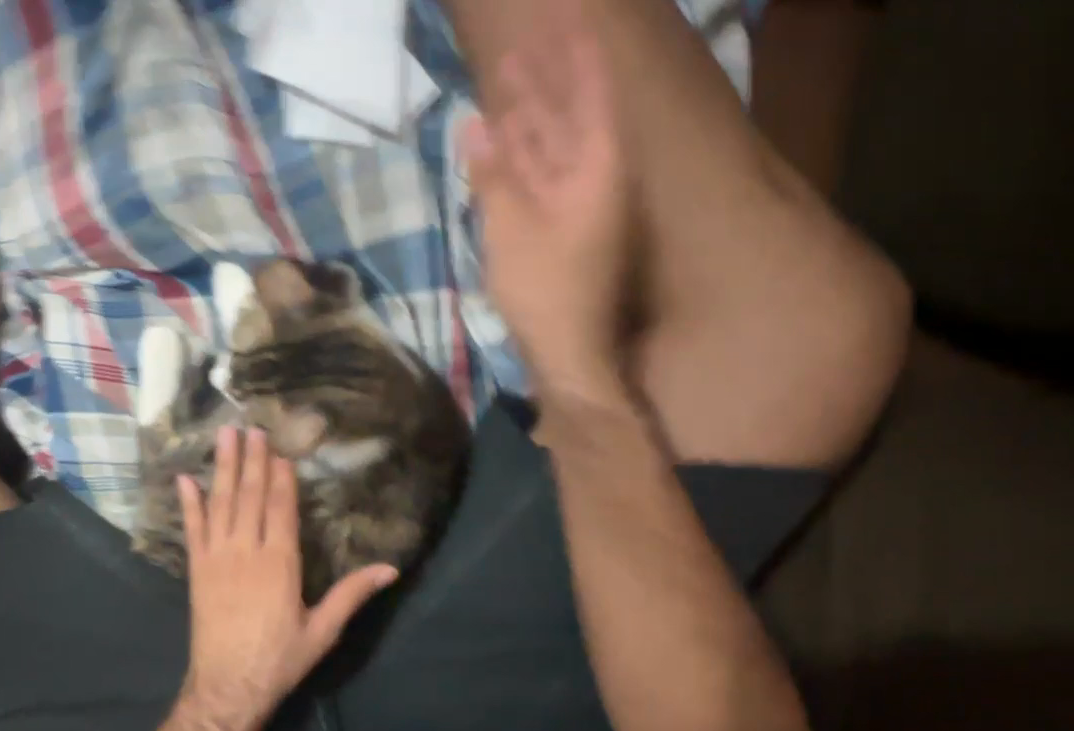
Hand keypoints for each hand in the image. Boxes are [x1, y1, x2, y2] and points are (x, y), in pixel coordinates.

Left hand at [174, 427, 398, 730]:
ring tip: (223, 436)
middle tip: (249, 426)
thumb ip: (351, 595)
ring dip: (222, 468)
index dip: (279, 476)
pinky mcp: (197, 571)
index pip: (281, 508)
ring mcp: (217, 559)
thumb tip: (390, 569)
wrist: (227, 688)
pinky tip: (184, 480)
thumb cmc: (279, 661)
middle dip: (250, 460)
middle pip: (249, 496)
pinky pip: (193, 530)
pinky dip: (189, 504)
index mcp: (281, 563)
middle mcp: (247, 552)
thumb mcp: (322, 631)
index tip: (279, 449)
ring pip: (221, 504)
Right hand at [463, 0, 632, 405]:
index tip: (567, 17)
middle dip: (546, 83)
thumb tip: (474, 124)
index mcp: (599, 170)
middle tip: (521, 46)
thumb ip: (493, 172)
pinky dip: (523, 160)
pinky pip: (544, 180)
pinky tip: (502, 145)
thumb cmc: (545, 290)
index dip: (578, 56)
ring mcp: (581, 209)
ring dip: (530, 119)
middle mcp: (596, 181)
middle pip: (572, 119)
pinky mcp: (564, 233)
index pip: (592, 95)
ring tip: (505, 83)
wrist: (568, 354)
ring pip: (555, 150)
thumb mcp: (512, 227)